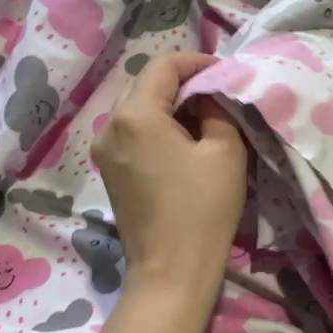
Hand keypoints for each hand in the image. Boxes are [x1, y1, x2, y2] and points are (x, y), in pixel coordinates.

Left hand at [92, 53, 247, 297]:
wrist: (171, 270)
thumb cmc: (203, 209)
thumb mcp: (225, 151)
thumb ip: (217, 110)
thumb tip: (209, 96)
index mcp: (135, 115)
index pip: (164, 66)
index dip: (198, 62)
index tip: (226, 72)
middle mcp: (110, 126)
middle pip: (147, 86)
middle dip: (185, 84)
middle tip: (221, 94)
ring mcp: (105, 152)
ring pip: (140, 110)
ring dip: (173, 107)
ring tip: (208, 119)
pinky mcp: (111, 173)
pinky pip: (136, 135)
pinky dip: (161, 129)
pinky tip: (187, 144)